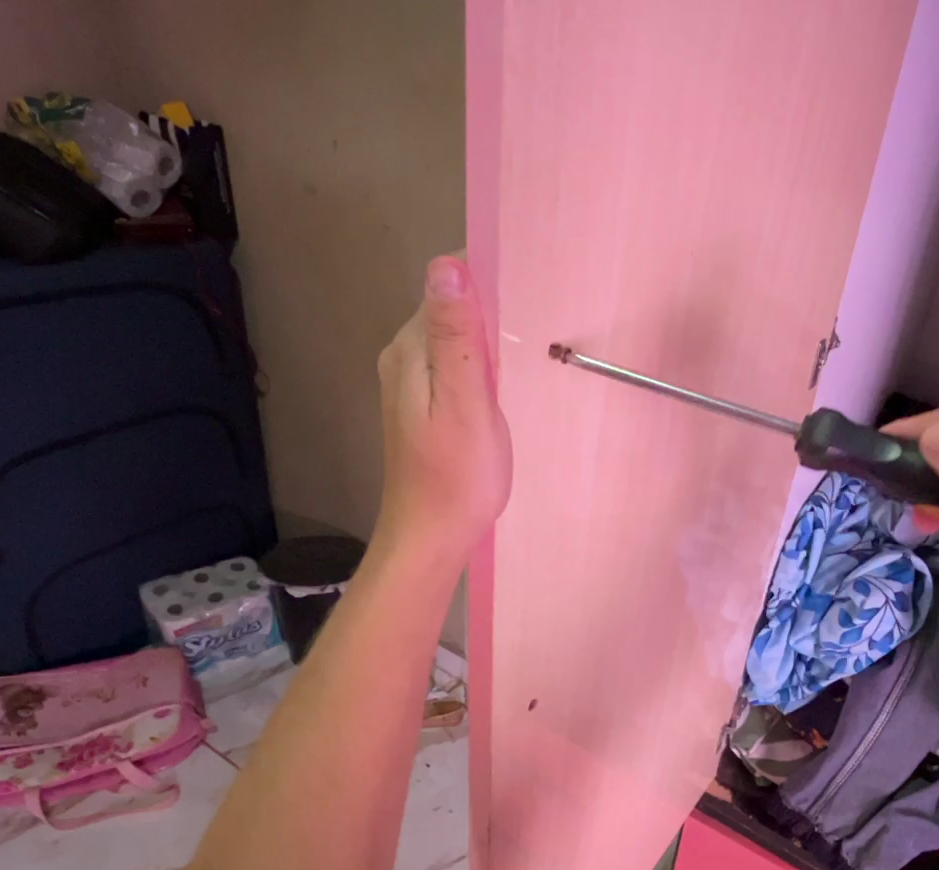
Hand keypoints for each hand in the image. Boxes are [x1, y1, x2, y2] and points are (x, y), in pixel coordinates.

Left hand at [372, 255, 512, 570]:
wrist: (431, 536)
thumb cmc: (456, 476)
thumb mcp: (464, 403)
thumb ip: (457, 336)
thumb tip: (446, 265)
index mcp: (410, 350)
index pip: (447, 287)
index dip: (487, 284)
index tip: (527, 298)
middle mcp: (403, 356)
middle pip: (450, 309)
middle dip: (491, 310)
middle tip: (534, 332)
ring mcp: (411, 381)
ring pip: (455, 338)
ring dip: (489, 338)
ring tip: (525, 354)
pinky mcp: (424, 403)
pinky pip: (455, 364)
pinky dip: (481, 364)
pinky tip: (502, 383)